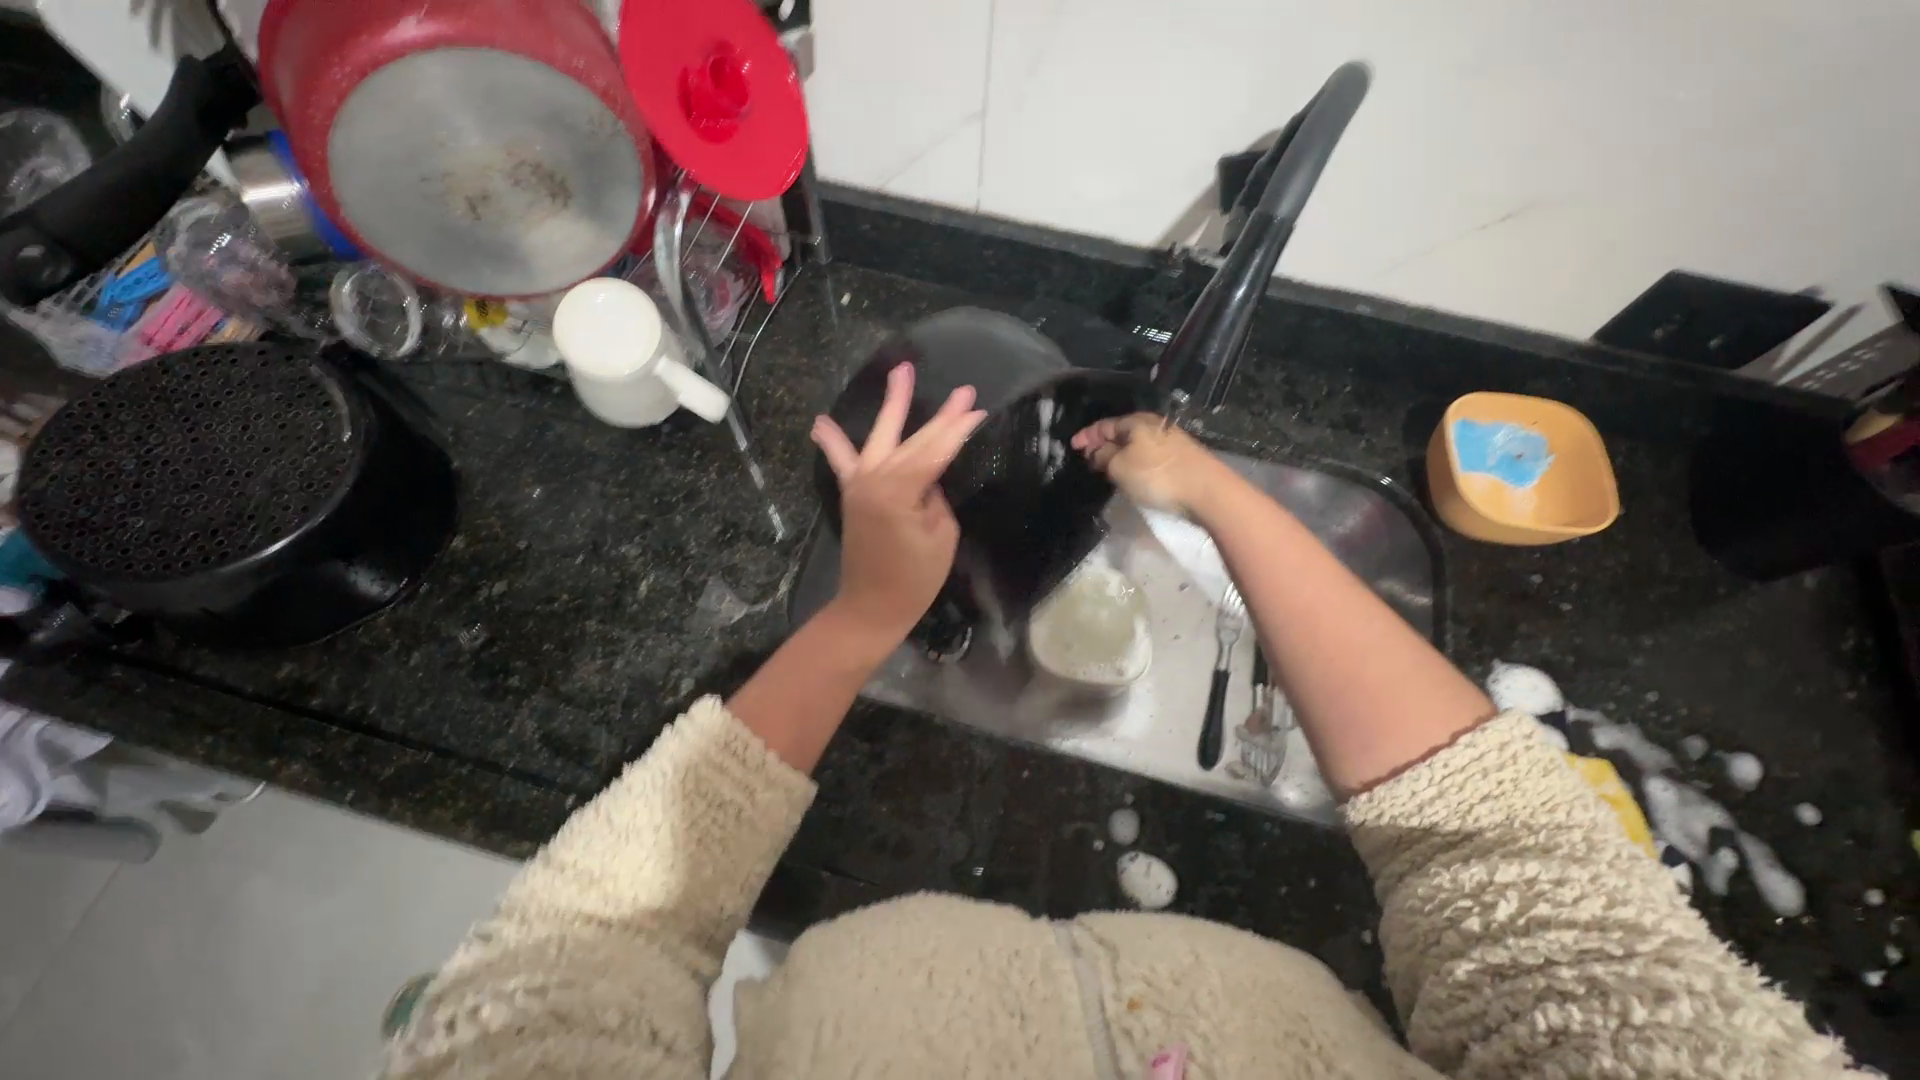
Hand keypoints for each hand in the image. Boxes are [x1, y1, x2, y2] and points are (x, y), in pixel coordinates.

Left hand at [812, 362, 987, 645]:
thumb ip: (934, 497)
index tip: (980, 410)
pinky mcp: (851, 493)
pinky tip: (820, 423)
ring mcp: (859, 483)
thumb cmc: (914, 579)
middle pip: (914, 440)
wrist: (871, 607)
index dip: (959, 430)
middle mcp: (874, 478)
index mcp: (898, 490)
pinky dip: (833, 442)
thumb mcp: (941, 536)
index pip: (936, 451)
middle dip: (941, 416)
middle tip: (964, 391)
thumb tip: (928, 479)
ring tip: (900, 371)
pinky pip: (842, 462)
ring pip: (880, 436)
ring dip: (891, 404)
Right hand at [1071, 413, 1235, 515]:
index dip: (1086, 435)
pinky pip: (1147, 455)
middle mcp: (1153, 425)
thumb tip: (1096, 451)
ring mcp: (1169, 441)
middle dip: (1103, 444)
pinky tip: (1130, 473)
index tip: (1072, 446)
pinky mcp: (1179, 457)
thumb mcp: (1120, 466)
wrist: (1206, 490)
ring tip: (1106, 468)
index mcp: (1136, 421)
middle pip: (1121, 432)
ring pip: (1135, 444)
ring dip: (1119, 454)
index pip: (1104, 424)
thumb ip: (1103, 456)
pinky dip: (1133, 461)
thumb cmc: (1157, 475)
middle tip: (1088, 458)